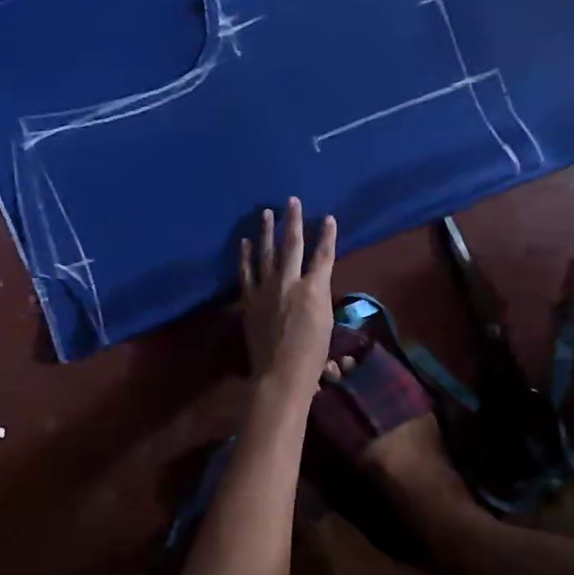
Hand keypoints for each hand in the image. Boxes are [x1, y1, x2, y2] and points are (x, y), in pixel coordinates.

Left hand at [240, 197, 338, 390]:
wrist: (281, 373)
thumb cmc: (312, 354)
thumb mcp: (326, 321)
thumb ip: (319, 296)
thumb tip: (315, 283)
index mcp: (314, 288)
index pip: (324, 255)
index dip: (327, 235)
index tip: (329, 218)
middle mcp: (289, 282)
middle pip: (292, 245)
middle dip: (293, 221)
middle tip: (292, 201)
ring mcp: (266, 289)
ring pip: (266, 252)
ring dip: (267, 231)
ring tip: (267, 212)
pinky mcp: (249, 300)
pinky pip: (246, 272)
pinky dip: (245, 255)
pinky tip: (244, 241)